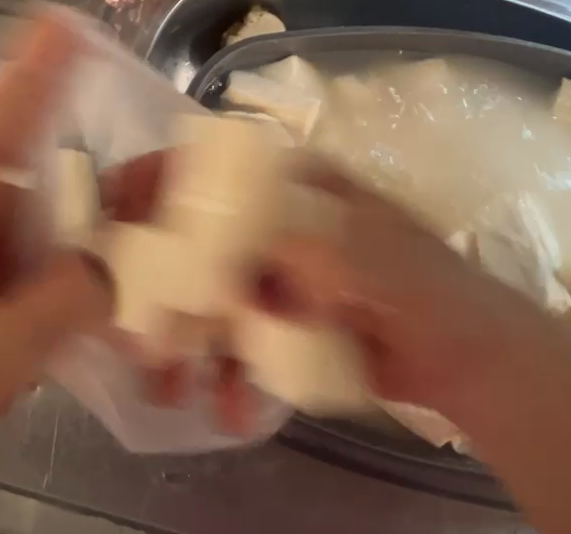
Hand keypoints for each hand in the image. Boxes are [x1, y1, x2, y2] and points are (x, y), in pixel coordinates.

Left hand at [0, 11, 113, 533]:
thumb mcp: (0, 354)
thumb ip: (73, 298)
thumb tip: (108, 265)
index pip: (11, 100)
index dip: (46, 57)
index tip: (68, 15)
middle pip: (24, 179)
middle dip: (65, 230)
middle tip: (89, 289)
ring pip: (4, 229)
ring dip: (32, 276)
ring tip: (28, 349)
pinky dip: (2, 294)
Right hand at [109, 151, 547, 428]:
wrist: (464, 355)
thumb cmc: (420, 284)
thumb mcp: (366, 253)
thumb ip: (302, 240)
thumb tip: (224, 243)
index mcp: (287, 182)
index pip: (205, 166)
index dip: (151, 182)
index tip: (106, 216)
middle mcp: (268, 219)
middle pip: (189, 234)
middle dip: (152, 278)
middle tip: (124, 324)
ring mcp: (269, 271)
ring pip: (202, 293)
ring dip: (179, 337)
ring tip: (165, 382)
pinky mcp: (274, 320)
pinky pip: (230, 339)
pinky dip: (221, 370)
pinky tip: (226, 403)